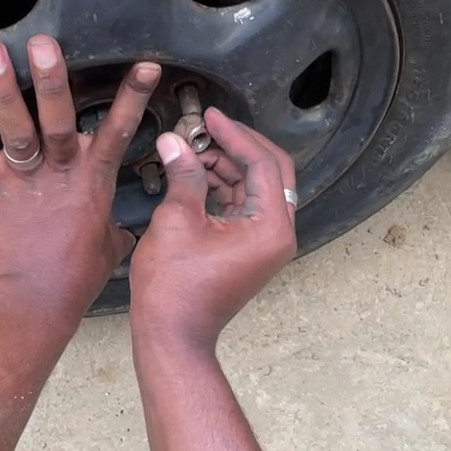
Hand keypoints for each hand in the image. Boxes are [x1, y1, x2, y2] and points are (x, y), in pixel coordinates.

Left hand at [0, 36, 158, 324]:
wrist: (40, 300)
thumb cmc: (78, 276)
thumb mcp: (112, 246)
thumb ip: (117, 228)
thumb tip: (125, 231)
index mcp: (94, 179)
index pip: (120, 131)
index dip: (133, 98)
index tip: (145, 63)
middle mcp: (61, 171)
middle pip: (58, 119)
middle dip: (52, 80)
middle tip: (43, 42)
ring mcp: (24, 179)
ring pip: (14, 129)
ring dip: (0, 90)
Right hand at [130, 108, 297, 348]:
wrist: (173, 334)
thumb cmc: (175, 287)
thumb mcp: (176, 220)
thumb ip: (184, 174)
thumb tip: (176, 141)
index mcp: (271, 227)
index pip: (263, 164)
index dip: (235, 135)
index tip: (210, 116)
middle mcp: (278, 234)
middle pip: (269, 172)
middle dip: (237, 147)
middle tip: (206, 127)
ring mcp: (265, 244)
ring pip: (254, 188)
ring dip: (226, 166)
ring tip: (191, 150)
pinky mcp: (249, 250)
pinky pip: (243, 207)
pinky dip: (222, 188)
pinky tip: (195, 174)